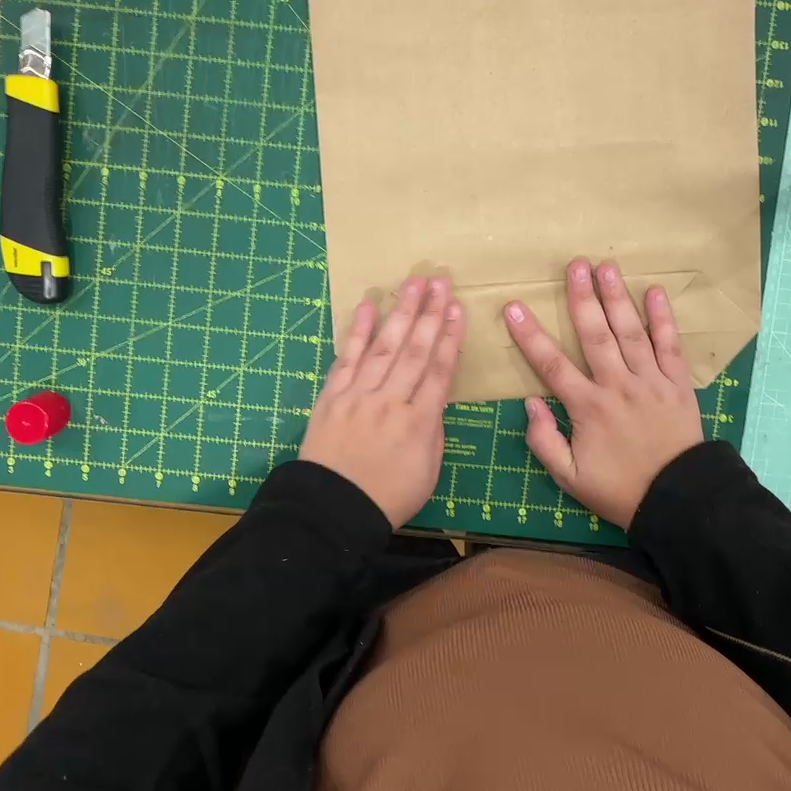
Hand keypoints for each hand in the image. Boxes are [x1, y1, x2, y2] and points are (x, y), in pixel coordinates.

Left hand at [300, 274, 465, 526]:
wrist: (333, 510)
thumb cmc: (388, 498)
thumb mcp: (428, 471)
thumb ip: (433, 430)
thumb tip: (433, 399)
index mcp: (420, 421)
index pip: (440, 370)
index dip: (451, 337)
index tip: (458, 308)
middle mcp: (391, 400)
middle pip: (415, 349)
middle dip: (430, 312)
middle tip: (440, 280)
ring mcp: (359, 395)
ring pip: (384, 345)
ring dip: (401, 311)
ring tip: (414, 282)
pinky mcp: (332, 395)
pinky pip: (347, 357)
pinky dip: (357, 331)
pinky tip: (368, 306)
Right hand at [503, 259, 702, 529]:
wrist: (679, 500)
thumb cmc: (619, 490)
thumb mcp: (570, 478)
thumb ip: (544, 441)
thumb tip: (530, 404)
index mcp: (588, 408)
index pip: (551, 366)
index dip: (530, 336)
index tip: (514, 308)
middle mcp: (618, 386)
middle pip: (596, 335)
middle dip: (582, 298)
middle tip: (574, 265)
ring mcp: (650, 381)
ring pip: (631, 332)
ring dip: (617, 298)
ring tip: (606, 267)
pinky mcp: (677, 384)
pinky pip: (670, 345)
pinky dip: (663, 318)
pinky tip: (655, 292)